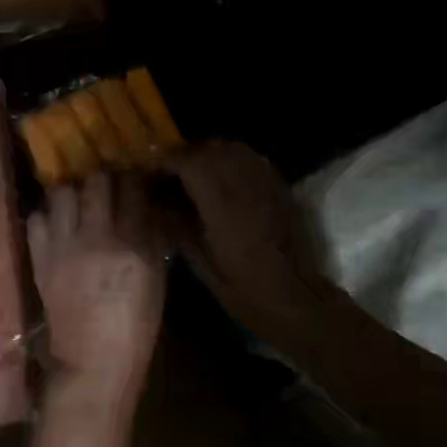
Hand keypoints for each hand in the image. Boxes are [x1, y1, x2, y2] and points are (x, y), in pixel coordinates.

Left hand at [27, 173, 165, 396]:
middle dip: (102, 177)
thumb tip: (149, 206)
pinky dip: (46, 216)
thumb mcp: (156, 281)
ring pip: (61, 192)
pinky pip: (36, 218)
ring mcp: (62, 245)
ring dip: (71, 191)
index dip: (134, 178)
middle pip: (95, 181)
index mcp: (131, 245)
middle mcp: (95, 237)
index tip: (133, 177)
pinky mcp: (39, 257)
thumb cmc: (134, 326)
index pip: (133, 190)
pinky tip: (56, 224)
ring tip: (77, 200)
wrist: (91, 361)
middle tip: (104, 185)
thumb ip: (153, 239)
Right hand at [170, 141, 341, 328]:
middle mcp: (245, 185)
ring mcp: (266, 183)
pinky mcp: (280, 187)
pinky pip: (251, 158)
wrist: (296, 299)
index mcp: (222, 205)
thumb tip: (154, 203)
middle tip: (169, 175)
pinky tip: (223, 179)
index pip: (188, 162)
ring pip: (232, 147)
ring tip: (195, 174)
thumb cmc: (244, 289)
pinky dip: (231, 160)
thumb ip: (176, 226)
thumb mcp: (201, 264)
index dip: (165, 163)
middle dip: (184, 156)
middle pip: (209, 148)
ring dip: (208, 154)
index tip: (149, 174)